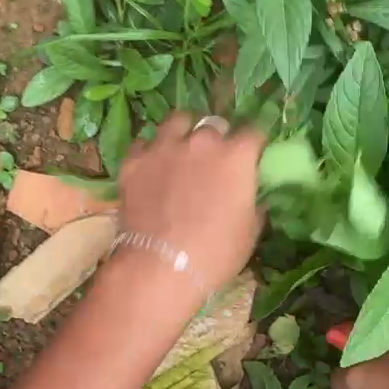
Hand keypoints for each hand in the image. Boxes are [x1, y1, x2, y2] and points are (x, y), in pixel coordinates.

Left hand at [113, 112, 265, 294]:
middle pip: (214, 125)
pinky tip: (153, 167)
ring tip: (182, 149)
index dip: (254, 145)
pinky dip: (151, 152)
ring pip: (177, 121)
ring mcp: (164, 147)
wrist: (161, 267)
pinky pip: (144, 144)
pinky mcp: (134, 160)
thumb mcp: (250, 232)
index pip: (253, 133)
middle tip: (215, 160)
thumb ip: (254, 204)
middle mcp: (201, 141)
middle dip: (218, 139)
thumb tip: (252, 198)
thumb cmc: (215, 254)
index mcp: (236, 156)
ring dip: (184, 132)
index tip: (252, 156)